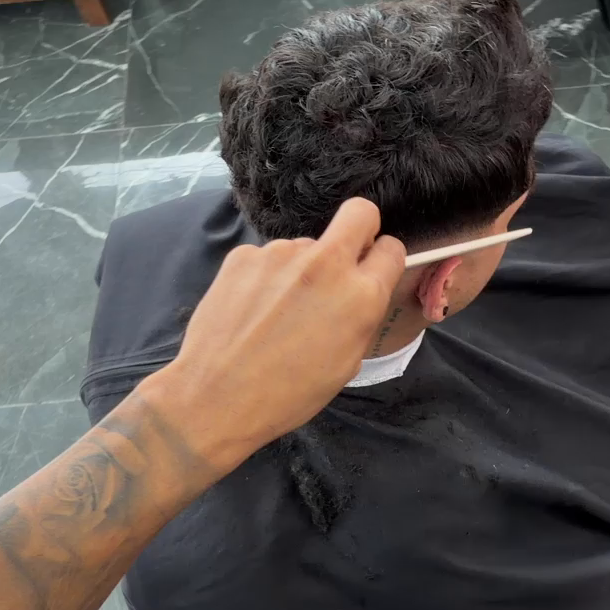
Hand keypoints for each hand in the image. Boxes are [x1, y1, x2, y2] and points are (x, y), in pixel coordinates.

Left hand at [141, 198, 405, 472]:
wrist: (217, 397)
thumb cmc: (289, 395)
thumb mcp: (346, 364)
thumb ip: (361, 317)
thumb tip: (360, 293)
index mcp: (360, 295)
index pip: (392, 249)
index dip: (384, 261)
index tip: (372, 273)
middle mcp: (325, 263)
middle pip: (360, 212)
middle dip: (361, 228)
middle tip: (343, 260)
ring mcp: (281, 253)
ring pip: (305, 246)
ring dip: (301, 269)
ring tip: (278, 312)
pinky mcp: (244, 255)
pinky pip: (268, 258)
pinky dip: (266, 278)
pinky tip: (252, 310)